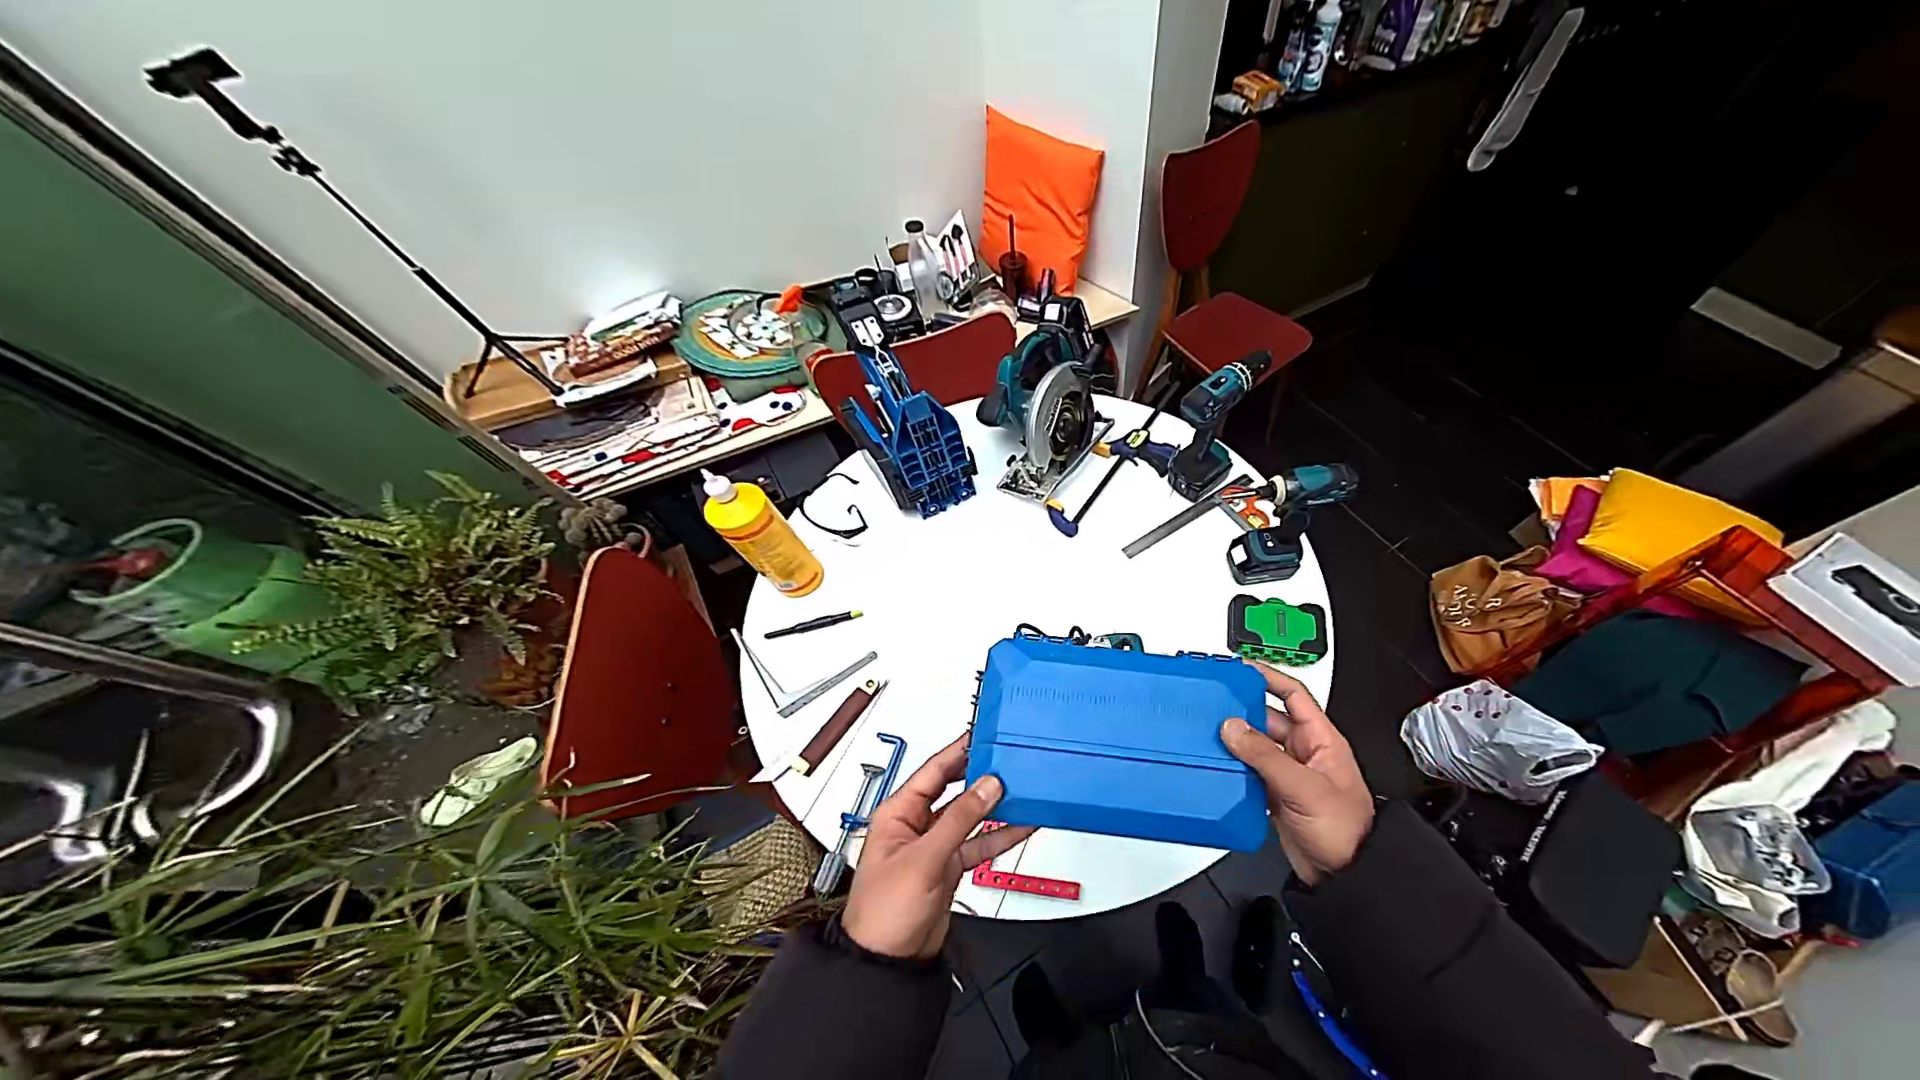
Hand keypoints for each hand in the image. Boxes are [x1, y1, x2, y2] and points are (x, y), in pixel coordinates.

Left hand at [842, 735, 1035, 958]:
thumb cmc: (882, 912)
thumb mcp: (923, 858)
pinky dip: (1000, 836)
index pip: (933, 771)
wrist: (889, 963)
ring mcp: (934, 846)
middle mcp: (916, 824)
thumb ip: (958, 820)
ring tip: (1020, 789)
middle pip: (954, 789)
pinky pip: (979, 843)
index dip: (958, 751)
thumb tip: (985, 788)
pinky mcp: (949, 866)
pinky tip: (1020, 826)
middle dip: (980, 776)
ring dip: (994, 806)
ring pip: (971, 816)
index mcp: (898, 812)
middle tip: (1007, 759)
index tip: (981, 735)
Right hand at [1220, 662, 1373, 885]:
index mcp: (1321, 740)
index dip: (1268, 677)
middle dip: (1241, 710)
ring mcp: (1287, 773)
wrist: (1348, 877)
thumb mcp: (1304, 787)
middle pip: (1265, 718)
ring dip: (1233, 740)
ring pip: (1252, 744)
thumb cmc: (1349, 833)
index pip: (1293, 695)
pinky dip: (1231, 766)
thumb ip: (1265, 755)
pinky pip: (1246, 769)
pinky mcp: (1273, 793)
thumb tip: (1233, 727)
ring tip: (1210, 734)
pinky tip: (1218, 765)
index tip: (1242, 668)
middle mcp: (1303, 753)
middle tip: (1215, 703)